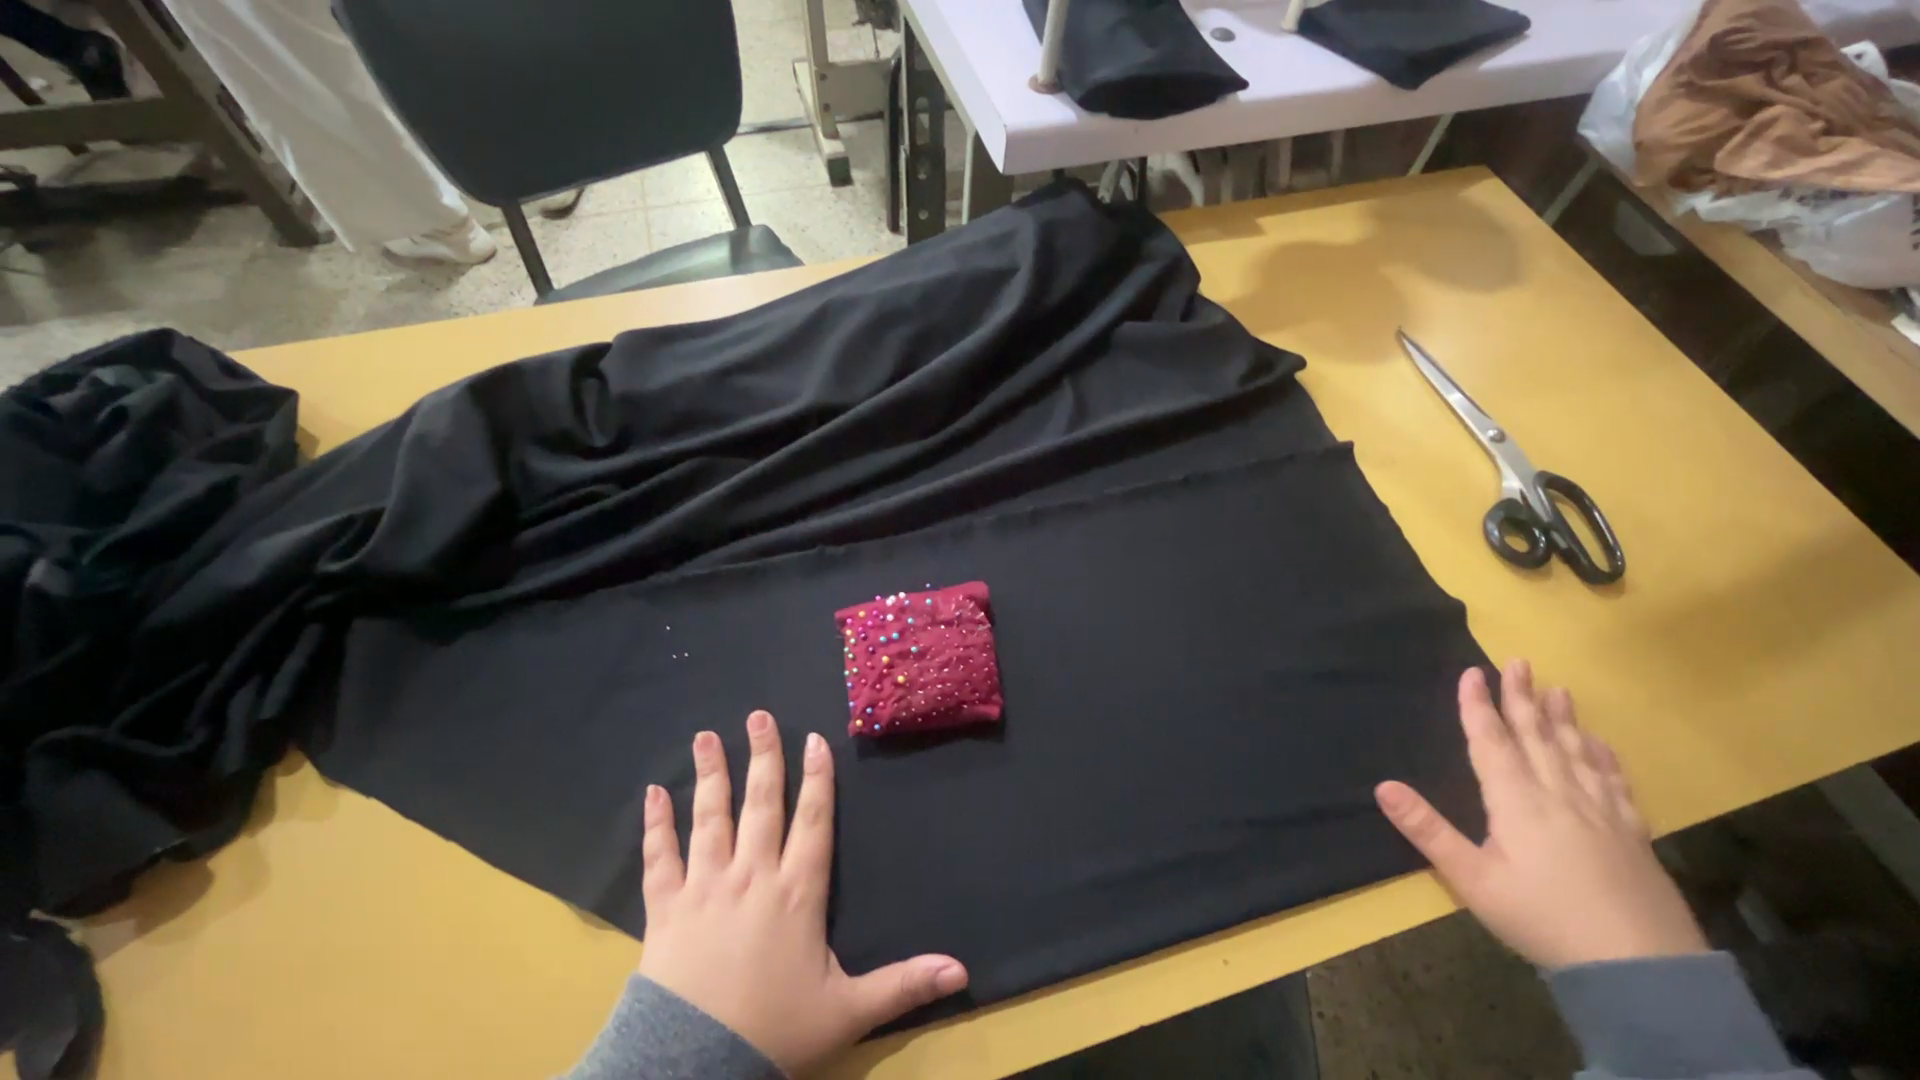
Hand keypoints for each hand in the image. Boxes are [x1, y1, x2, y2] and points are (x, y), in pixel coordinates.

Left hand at [638, 711, 968, 1074]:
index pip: (812, 822)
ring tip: (705, 737)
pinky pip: (659, 858)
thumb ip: (903, 985)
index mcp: (797, 893)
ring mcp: (704, 887)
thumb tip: (962, 971)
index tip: (812, 739)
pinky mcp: (665, 908)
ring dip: (710, 776)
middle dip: (763, 758)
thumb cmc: (776, 1031)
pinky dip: (655, 825)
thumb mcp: (848, 1011)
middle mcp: (751, 876)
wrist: (696, 1064)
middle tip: (758, 716)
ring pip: (710, 819)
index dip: (816, 779)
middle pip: (761, 805)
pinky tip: (652, 793)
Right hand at [1375, 661, 1708, 968]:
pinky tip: (1600, 746)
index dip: (1479, 706)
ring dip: (1564, 719)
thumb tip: (1383, 786)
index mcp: (1516, 801)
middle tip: (1518, 661)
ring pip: (1577, 752)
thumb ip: (1428, 830)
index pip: (1492, 742)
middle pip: (1537, 736)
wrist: (1639, 965)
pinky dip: (1604, 758)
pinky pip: (1615, 783)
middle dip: (1522, 698)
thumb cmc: (1541, 918)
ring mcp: (1601, 812)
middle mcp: (1559, 794)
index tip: (1473, 673)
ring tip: (1559, 689)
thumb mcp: (1472, 880)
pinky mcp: (1632, 834)